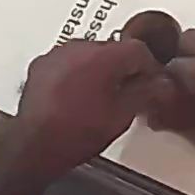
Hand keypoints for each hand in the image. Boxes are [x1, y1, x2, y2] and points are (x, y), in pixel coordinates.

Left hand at [4, 38, 162, 180]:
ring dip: (97, 69)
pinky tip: (77, 96)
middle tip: (128, 91)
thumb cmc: (74, 134)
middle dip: (122, 68)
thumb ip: (145, 93)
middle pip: (111, 49)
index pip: (137, 49)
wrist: (35, 146)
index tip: (151, 80)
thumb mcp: (120, 116)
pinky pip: (67, 62)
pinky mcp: (41, 65)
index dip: (149, 67)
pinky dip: (75, 73)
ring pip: (88, 54)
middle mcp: (77, 48)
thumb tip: (159, 84)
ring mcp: (56, 55)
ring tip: (100, 97)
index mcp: (102, 56)